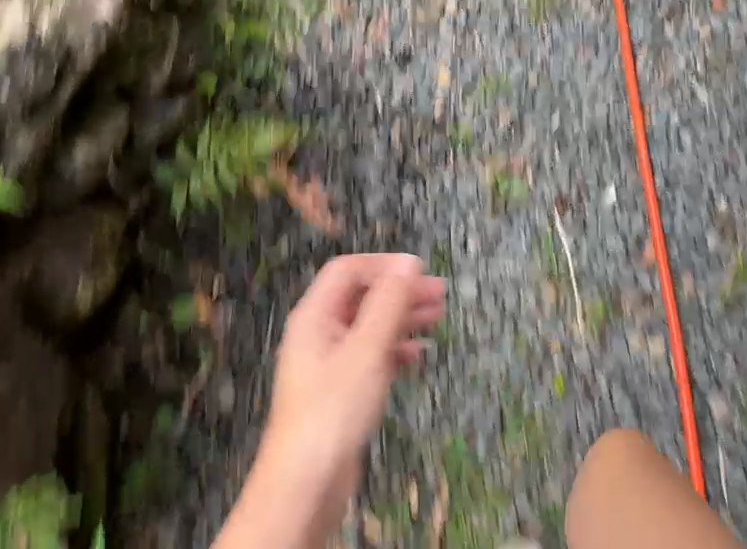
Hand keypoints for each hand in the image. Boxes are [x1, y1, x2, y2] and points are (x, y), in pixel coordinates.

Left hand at [215, 254, 446, 548]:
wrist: (306, 483)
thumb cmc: (332, 409)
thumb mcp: (366, 348)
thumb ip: (389, 302)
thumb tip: (408, 263)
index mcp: (315, 316)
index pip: (348, 270)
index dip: (384, 266)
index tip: (420, 270)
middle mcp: (319, 334)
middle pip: (363, 297)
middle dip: (400, 292)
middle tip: (440, 294)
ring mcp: (329, 364)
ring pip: (370, 327)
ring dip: (402, 319)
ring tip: (438, 319)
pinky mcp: (341, 391)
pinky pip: (371, 357)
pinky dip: (395, 350)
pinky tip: (418, 356)